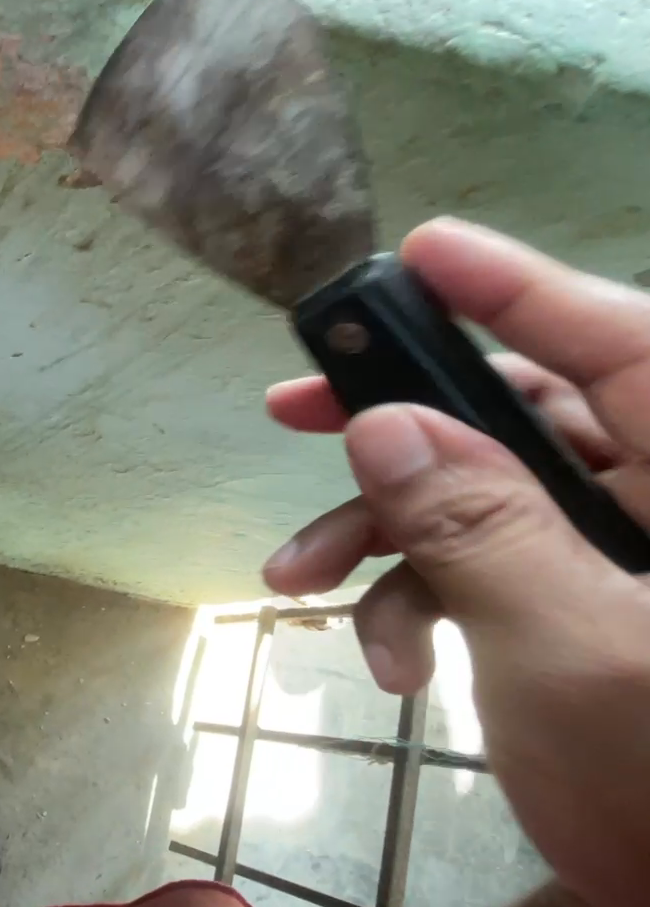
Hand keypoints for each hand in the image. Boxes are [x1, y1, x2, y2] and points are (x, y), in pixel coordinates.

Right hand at [262, 217, 649, 906]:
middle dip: (396, 421)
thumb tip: (386, 428)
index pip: (629, 351)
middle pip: (525, 415)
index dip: (522, 290)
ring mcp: (620, 557)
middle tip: (289, 409)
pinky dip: (405, 600)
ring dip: (371, 535)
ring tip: (295, 583)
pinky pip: (464, 565)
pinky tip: (383, 657)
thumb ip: (483, 529)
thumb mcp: (577, 653)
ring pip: (469, 496)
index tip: (421, 250)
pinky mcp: (572, 601)